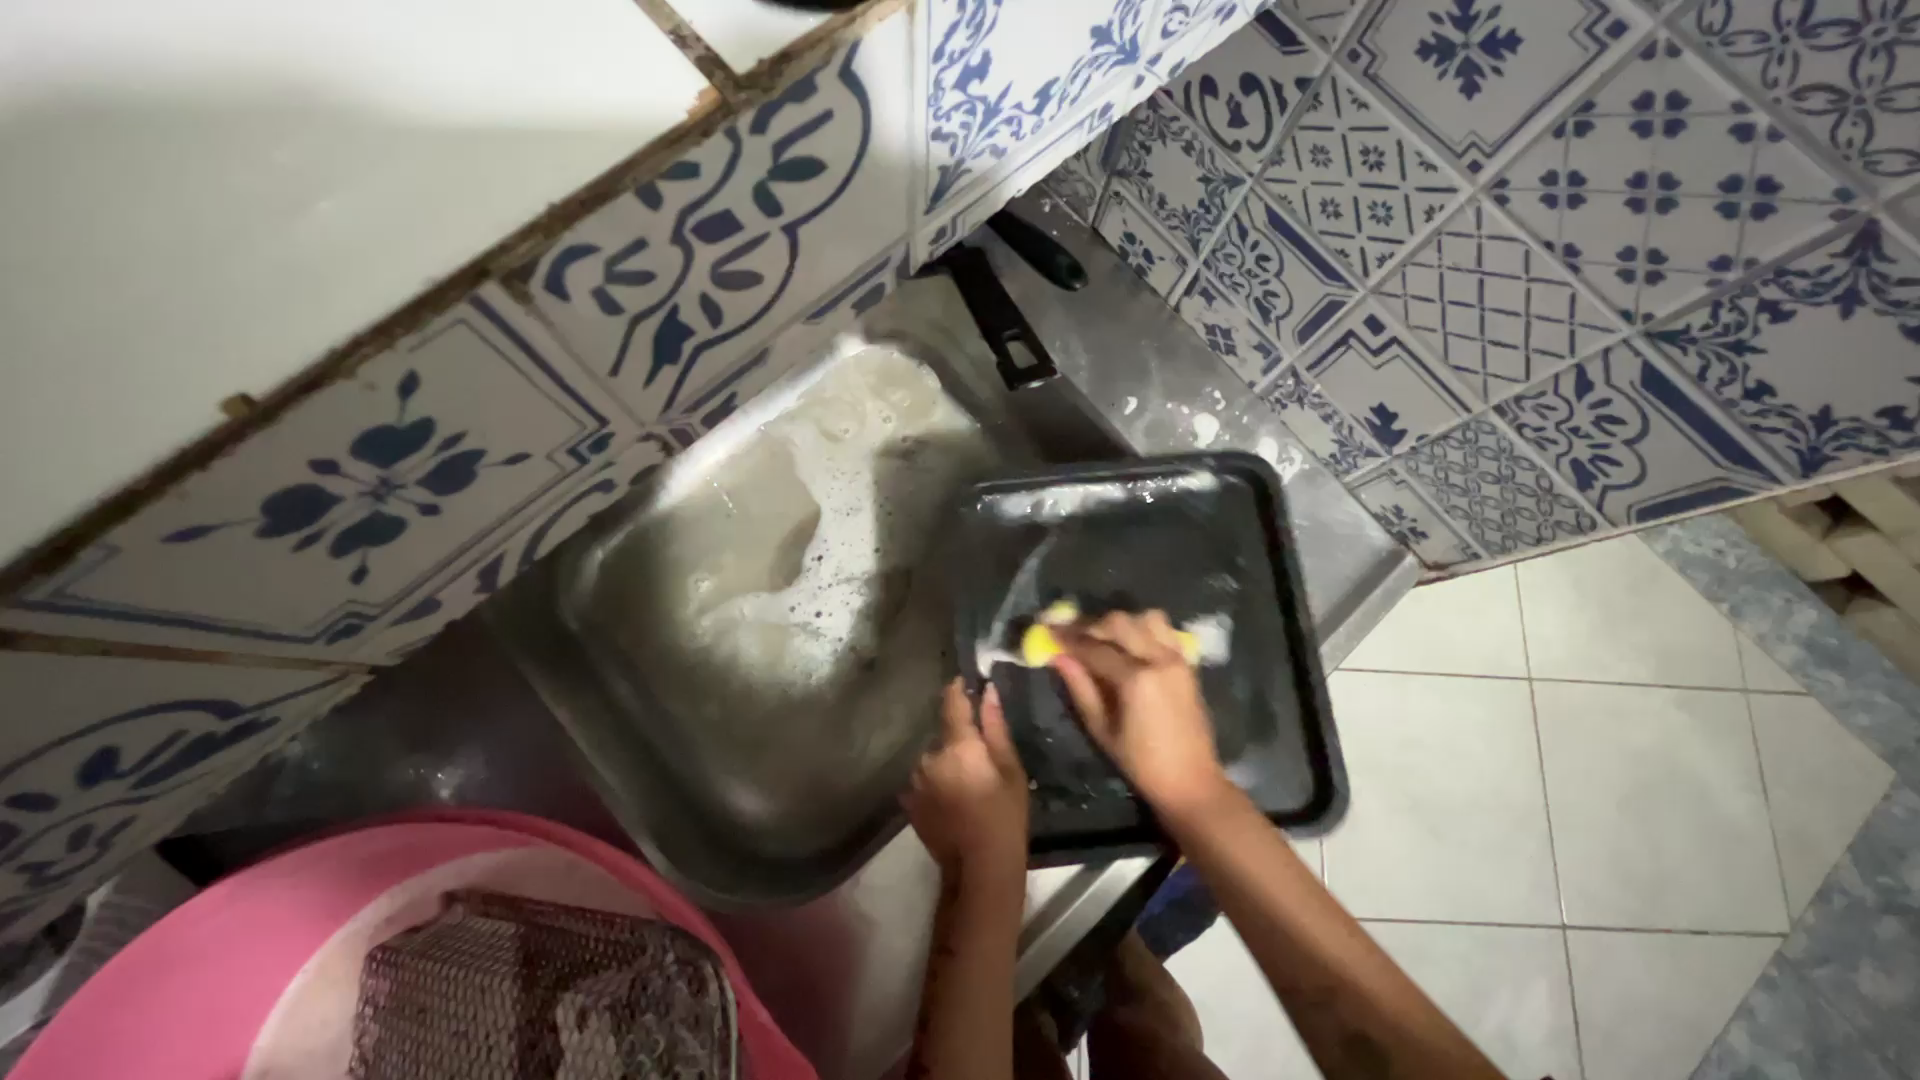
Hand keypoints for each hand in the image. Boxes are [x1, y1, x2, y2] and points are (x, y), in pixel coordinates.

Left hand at [904, 678, 1029, 886]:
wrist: (978, 869)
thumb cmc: (1004, 818)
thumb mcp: (1012, 770)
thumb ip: (997, 728)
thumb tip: (989, 691)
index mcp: (957, 745)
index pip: (952, 702)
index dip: (959, 689)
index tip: (967, 683)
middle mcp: (929, 756)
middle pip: (943, 734)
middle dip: (959, 738)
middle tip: (981, 756)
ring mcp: (915, 780)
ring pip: (933, 758)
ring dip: (946, 761)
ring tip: (968, 782)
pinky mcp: (908, 801)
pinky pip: (924, 779)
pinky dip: (936, 781)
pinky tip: (953, 798)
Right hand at [1050, 610, 1230, 815]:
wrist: (1191, 780)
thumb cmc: (1141, 763)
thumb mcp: (1102, 729)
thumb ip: (1080, 688)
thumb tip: (1058, 657)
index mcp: (1136, 679)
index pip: (1095, 648)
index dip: (1068, 639)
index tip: (1048, 632)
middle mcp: (1159, 659)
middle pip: (1119, 623)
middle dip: (1091, 624)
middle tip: (1070, 633)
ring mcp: (1178, 658)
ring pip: (1146, 618)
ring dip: (1120, 623)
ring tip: (1102, 637)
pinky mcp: (1188, 664)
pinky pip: (1165, 631)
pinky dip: (1144, 629)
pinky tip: (1129, 643)